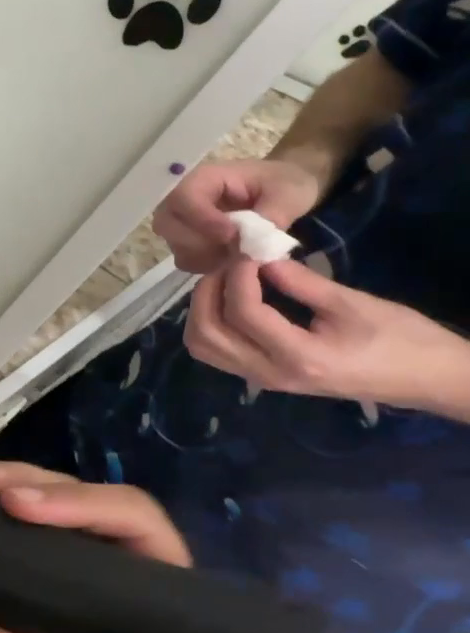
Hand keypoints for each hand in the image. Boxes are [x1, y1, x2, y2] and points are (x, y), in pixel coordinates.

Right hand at [152, 159, 321, 273]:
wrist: (281, 191)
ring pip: (174, 244)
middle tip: (237, 250)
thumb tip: (253, 244)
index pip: (184, 199)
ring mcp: (179, 221)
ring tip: (238, 255)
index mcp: (203, 178)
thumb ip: (272, 215)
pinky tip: (229, 260)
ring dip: (206, 256)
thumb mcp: (289, 193)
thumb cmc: (284, 184)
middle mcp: (181, 199)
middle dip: (202, 243)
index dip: (203, 220)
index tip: (234, 237)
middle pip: (168, 224)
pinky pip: (183, 257)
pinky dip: (206, 264)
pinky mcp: (184, 239)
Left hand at [184, 258, 469, 417]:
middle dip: (206, 293)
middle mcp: (268, 373)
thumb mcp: (355, 304)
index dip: (237, 277)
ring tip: (224, 281)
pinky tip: (228, 302)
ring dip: (200, 310)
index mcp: (298, 357)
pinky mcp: (262, 377)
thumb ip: (302, 283)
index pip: (242, 313)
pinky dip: (210, 325)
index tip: (245, 252)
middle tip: (226, 265)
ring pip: (203, 346)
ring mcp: (261, 379)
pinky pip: (217, 352)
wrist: (431, 380)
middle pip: (206, 332)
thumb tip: (261, 258)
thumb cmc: (405, 340)